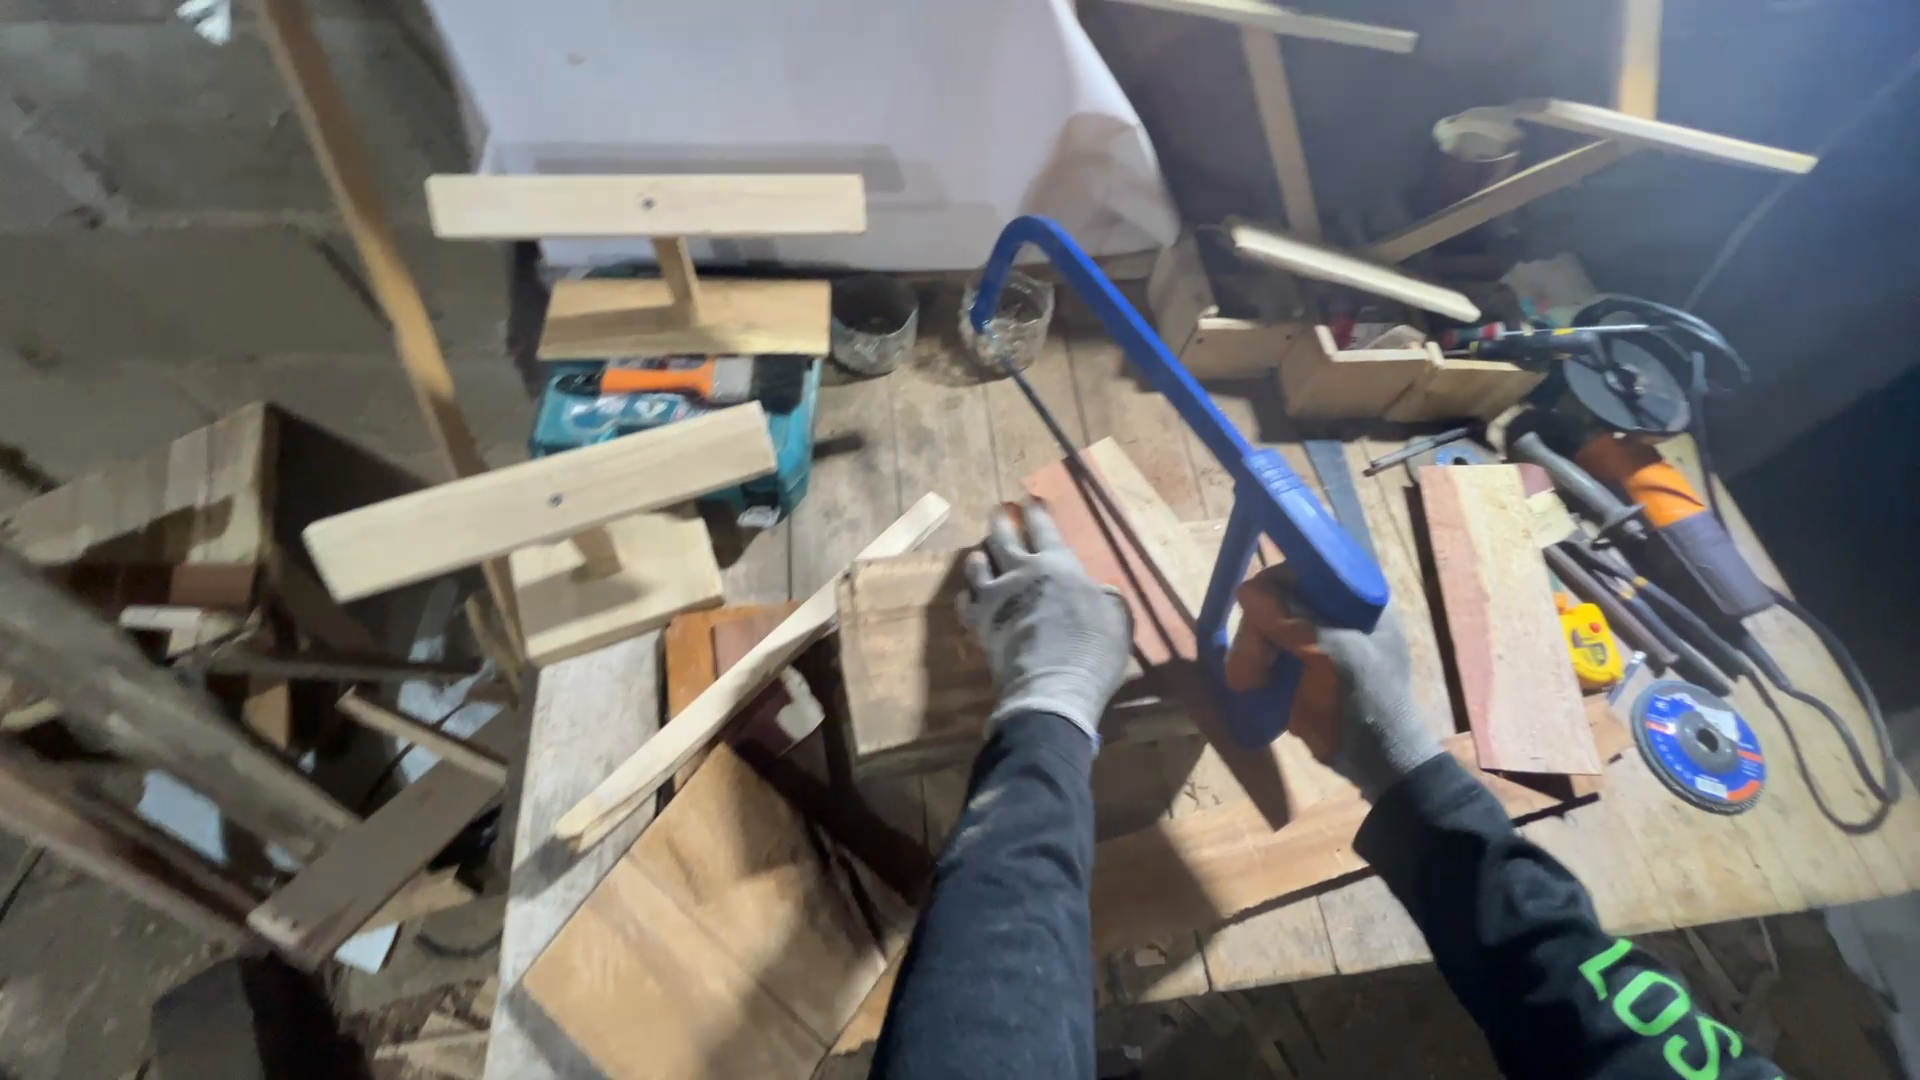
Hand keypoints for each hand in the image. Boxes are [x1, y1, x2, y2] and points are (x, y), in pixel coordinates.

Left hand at [956, 501, 1132, 743]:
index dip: (1034, 511)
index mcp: (1057, 564)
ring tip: (980, 553)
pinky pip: (965, 601)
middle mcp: (1021, 571)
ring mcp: (994, 596)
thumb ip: (1104, 597)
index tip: (1028, 500)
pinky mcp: (977, 623)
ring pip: (977, 564)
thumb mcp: (1117, 618)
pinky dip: (967, 596)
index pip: (1042, 527)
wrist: (1052, 686)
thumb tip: (1097, 590)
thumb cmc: (1092, 650)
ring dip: (980, 556)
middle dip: (1000, 520)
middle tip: (997, 511)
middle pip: (1002, 536)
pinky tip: (970, 597)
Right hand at [1225, 566, 1442, 798]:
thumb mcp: (1334, 657)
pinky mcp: (1297, 663)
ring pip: (1264, 623)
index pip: (1310, 567)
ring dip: (1250, 650)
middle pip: (1279, 596)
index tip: (1257, 609)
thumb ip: (1293, 620)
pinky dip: (1252, 661)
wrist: (1376, 764)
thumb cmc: (1367, 704)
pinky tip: (1250, 681)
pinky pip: (1263, 647)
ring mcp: (1315, 638)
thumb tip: (1246, 590)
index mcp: (1359, 601)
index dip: (1278, 583)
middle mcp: (1336, 611)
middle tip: (1252, 663)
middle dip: (1259, 628)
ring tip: (1247, 680)